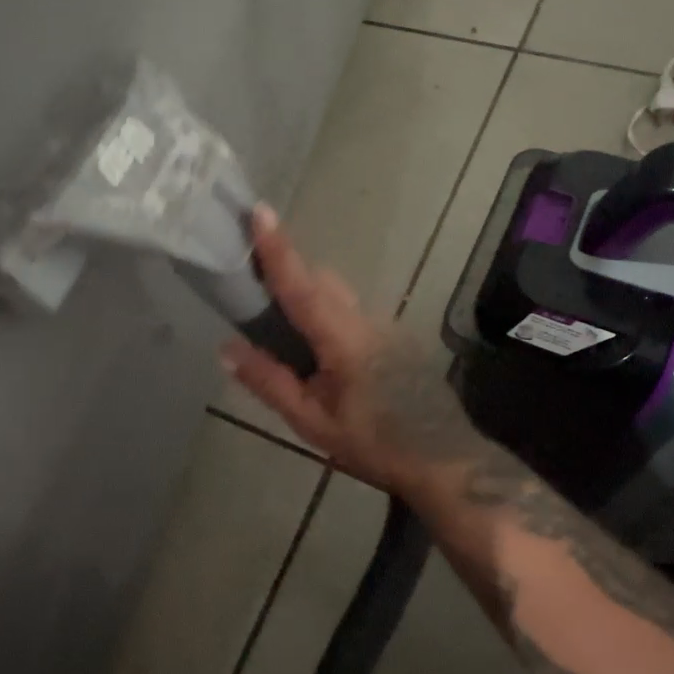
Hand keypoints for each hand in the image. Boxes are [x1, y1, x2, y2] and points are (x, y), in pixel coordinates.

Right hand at [219, 205, 467, 492]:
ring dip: (308, 298)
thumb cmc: (375, 446)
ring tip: (282, 330)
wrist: (447, 461)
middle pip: (321, 281)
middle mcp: (366, 321)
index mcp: (343, 339)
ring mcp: (386, 327)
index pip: (302, 285)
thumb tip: (226, 347)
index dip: (278, 249)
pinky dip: (328, 317)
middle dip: (288, 273)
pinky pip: (352, 313)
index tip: (259, 211)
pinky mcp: (397, 339)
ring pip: (338, 296)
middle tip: (253, 287)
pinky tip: (322, 357)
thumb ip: (270, 382)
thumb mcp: (313, 423)